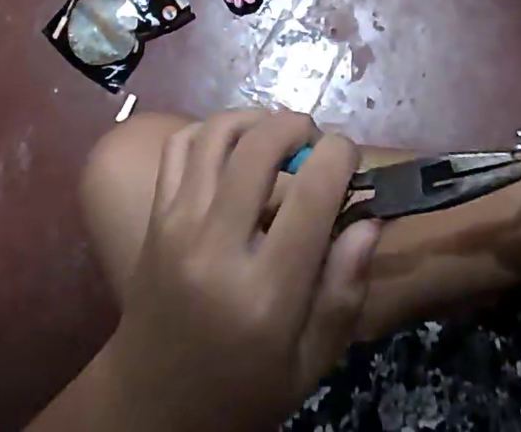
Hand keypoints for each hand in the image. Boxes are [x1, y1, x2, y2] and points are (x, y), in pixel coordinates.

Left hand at [92, 111, 380, 430]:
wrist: (151, 406)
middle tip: (316, 141)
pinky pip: (179, 146)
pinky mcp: (153, 216)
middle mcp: (216, 246)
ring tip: (278, 136)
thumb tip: (368, 220)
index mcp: (266, 291)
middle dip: (299, 125)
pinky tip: (235, 146)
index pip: (311, 193)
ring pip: (216, 134)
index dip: (340, 154)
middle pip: (260, 147)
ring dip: (257, 119)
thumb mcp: (311, 362)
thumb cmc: (244, 388)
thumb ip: (345, 291)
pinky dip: (212, 130)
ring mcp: (176, 224)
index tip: (350, 156)